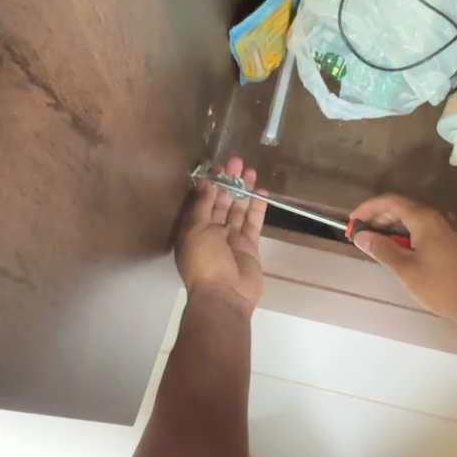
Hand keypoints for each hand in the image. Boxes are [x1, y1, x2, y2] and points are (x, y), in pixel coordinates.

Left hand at [176, 156, 266, 312]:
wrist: (225, 295)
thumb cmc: (204, 261)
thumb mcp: (196, 230)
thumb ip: (202, 206)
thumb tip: (206, 183)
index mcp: (194, 229)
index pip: (203, 201)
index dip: (211, 184)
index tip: (219, 166)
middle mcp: (212, 233)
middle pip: (221, 203)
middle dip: (228, 182)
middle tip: (237, 161)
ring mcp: (232, 239)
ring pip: (238, 210)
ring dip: (244, 191)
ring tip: (250, 170)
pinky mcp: (250, 246)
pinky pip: (254, 223)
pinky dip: (257, 208)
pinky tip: (262, 192)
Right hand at [347, 194, 456, 323]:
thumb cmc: (442, 285)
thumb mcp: (406, 269)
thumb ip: (382, 249)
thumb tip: (361, 235)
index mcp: (425, 218)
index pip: (391, 201)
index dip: (369, 208)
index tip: (353, 221)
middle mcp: (440, 216)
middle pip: (404, 207)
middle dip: (380, 217)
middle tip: (363, 233)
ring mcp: (452, 228)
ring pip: (417, 218)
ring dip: (396, 226)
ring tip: (380, 243)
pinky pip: (429, 228)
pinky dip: (411, 233)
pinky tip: (405, 250)